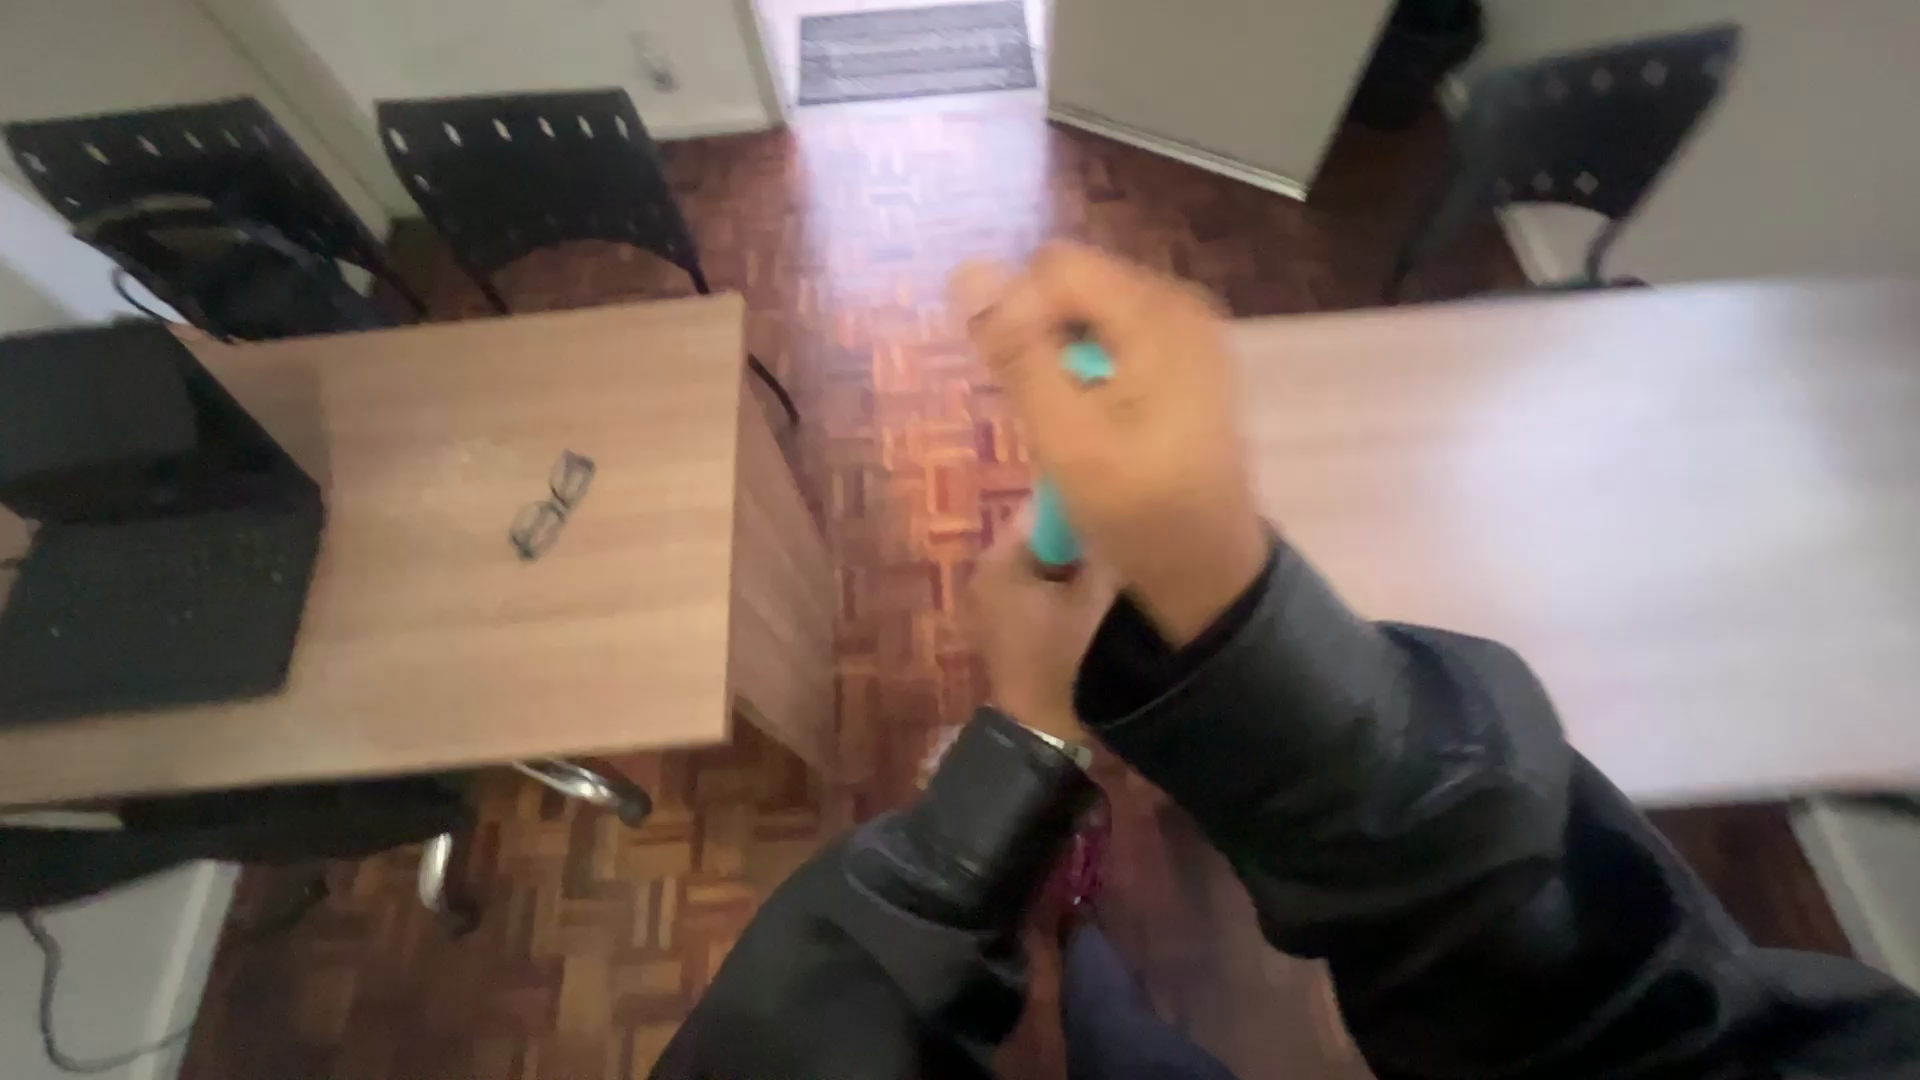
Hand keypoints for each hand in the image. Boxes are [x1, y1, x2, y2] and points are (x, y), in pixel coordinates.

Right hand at [950, 244, 1268, 644]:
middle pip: (1074, 288)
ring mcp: (1188, 333)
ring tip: (1067, 423)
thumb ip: (1016, 353)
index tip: (1013, 385)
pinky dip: (1088, 373)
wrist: (1204, 567)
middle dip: (1041, 341)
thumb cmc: (1136, 509)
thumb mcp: (1065, 436)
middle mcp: (1180, 305)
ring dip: (1060, 362)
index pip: (1054, 268)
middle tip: (1045, 413)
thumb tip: (967, 272)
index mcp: (1159, 312)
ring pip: (1089, 317)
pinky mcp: (1185, 362)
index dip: (1016, 316)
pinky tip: (1093, 422)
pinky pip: (1115, 341)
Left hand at [972, 509, 1116, 740]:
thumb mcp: (1095, 599)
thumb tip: (1121, 512)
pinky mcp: (1006, 617)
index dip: (1083, 501)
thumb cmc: (1064, 659)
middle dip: (1081, 531)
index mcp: (1001, 558)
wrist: (1039, 729)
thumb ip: (1105, 549)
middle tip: (1123, 535)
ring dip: (1076, 558)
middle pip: (1043, 531)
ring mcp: (994, 594)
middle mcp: (990, 568)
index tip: (1120, 505)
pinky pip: (1040, 581)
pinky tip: (1094, 590)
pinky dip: (1065, 581)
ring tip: (1115, 561)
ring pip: (1045, 557)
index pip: (1043, 505)